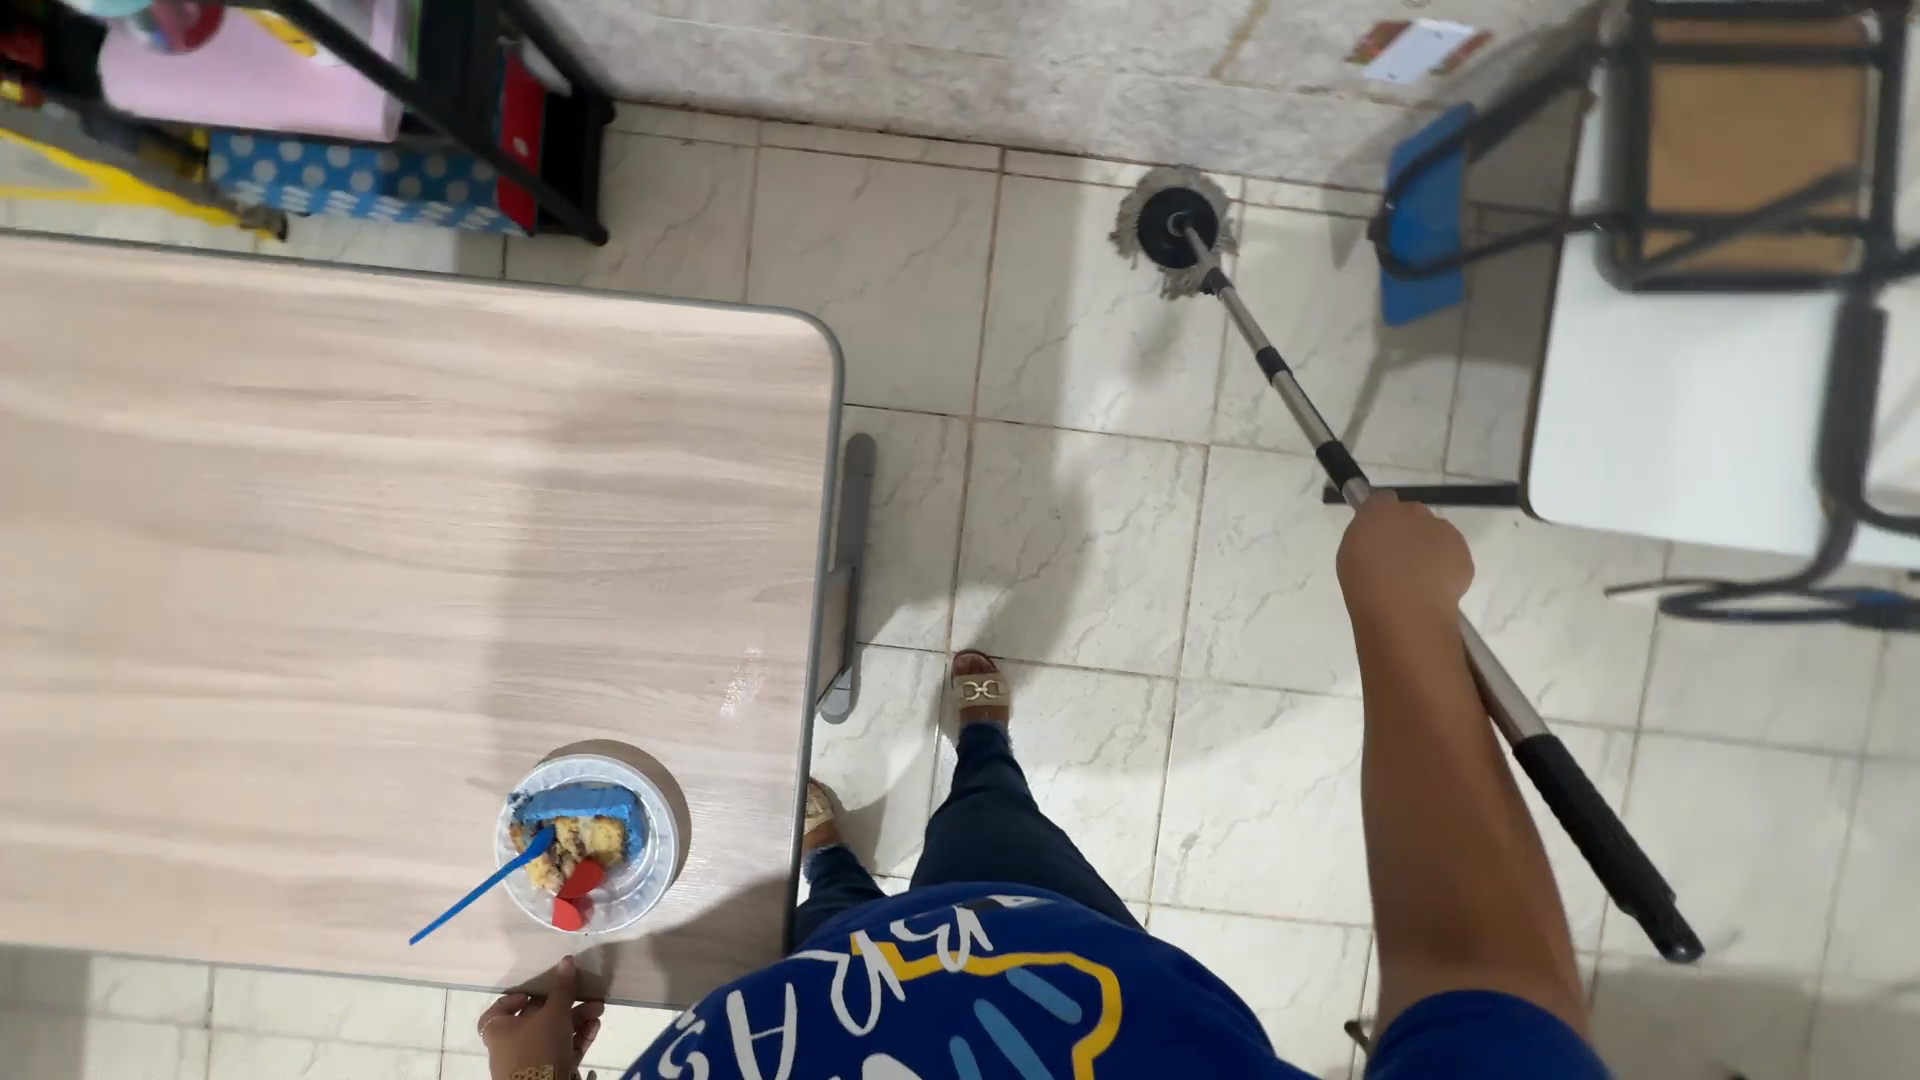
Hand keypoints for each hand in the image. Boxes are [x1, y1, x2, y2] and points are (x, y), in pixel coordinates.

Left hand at [480, 956, 603, 1079]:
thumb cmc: (538, 1048)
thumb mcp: (554, 1012)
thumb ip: (563, 988)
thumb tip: (566, 960)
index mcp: (502, 1031)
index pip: (496, 1013)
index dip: (512, 1000)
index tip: (532, 993)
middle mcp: (512, 1046)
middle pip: (537, 1018)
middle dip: (565, 1004)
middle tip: (584, 994)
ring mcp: (531, 1061)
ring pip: (555, 1033)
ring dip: (578, 1018)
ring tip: (598, 1010)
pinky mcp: (548, 1072)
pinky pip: (563, 1049)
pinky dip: (579, 1036)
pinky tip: (595, 1026)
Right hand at [1336, 494, 1473, 624]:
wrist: (1404, 610)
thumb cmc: (1364, 583)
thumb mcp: (1350, 553)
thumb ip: (1367, 535)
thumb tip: (1379, 535)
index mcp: (1380, 511)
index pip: (1382, 499)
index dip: (1381, 515)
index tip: (1376, 533)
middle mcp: (1414, 513)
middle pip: (1412, 514)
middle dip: (1406, 530)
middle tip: (1396, 558)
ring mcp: (1442, 531)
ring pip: (1434, 533)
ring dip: (1427, 546)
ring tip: (1416, 576)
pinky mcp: (1462, 552)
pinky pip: (1451, 553)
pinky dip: (1444, 565)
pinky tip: (1431, 585)